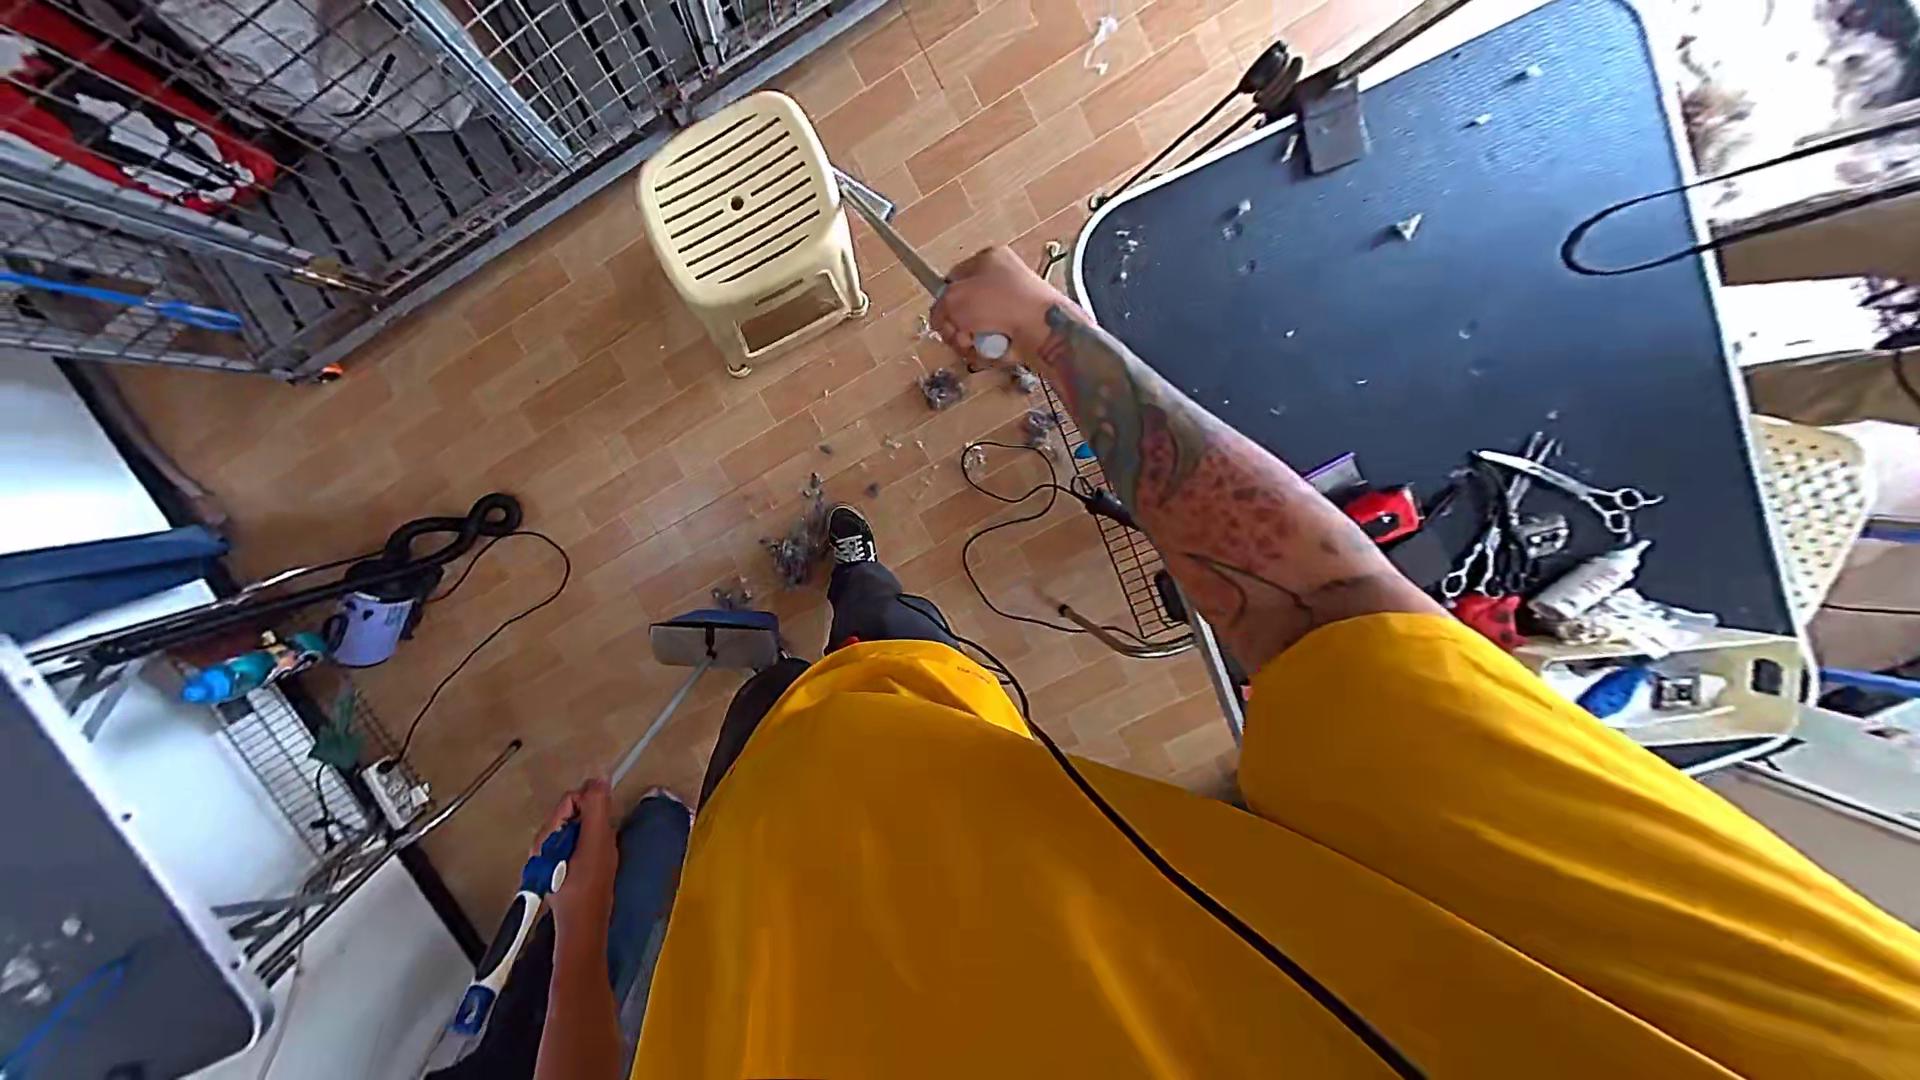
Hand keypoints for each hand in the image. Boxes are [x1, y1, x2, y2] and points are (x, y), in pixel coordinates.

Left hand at [532, 779, 616, 939]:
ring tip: (600, 851)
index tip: (604, 821)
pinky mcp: (558, 865)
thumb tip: (599, 778)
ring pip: (577, 826)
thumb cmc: (590, 884)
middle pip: (573, 811)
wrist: (585, 923)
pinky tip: (596, 860)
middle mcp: (542, 844)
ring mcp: (549, 855)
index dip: (592, 803)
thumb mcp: (597, 841)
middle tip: (602, 839)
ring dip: (593, 832)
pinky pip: (577, 840)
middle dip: (593, 820)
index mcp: (546, 836)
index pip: (571, 799)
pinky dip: (590, 844)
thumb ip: (596, 808)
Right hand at [932, 246, 1080, 365]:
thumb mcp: (953, 301)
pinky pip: (995, 340)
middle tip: (960, 336)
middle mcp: (1002, 279)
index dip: (944, 301)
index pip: (953, 279)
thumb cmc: (997, 304)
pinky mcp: (1022, 327)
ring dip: (971, 341)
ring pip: (978, 328)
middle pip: (964, 308)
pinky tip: (993, 350)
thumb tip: (939, 321)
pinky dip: (990, 348)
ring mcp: (1013, 304)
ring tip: (977, 345)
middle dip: (957, 327)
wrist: (1041, 328)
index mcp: (987, 259)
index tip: (942, 319)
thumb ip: (939, 309)